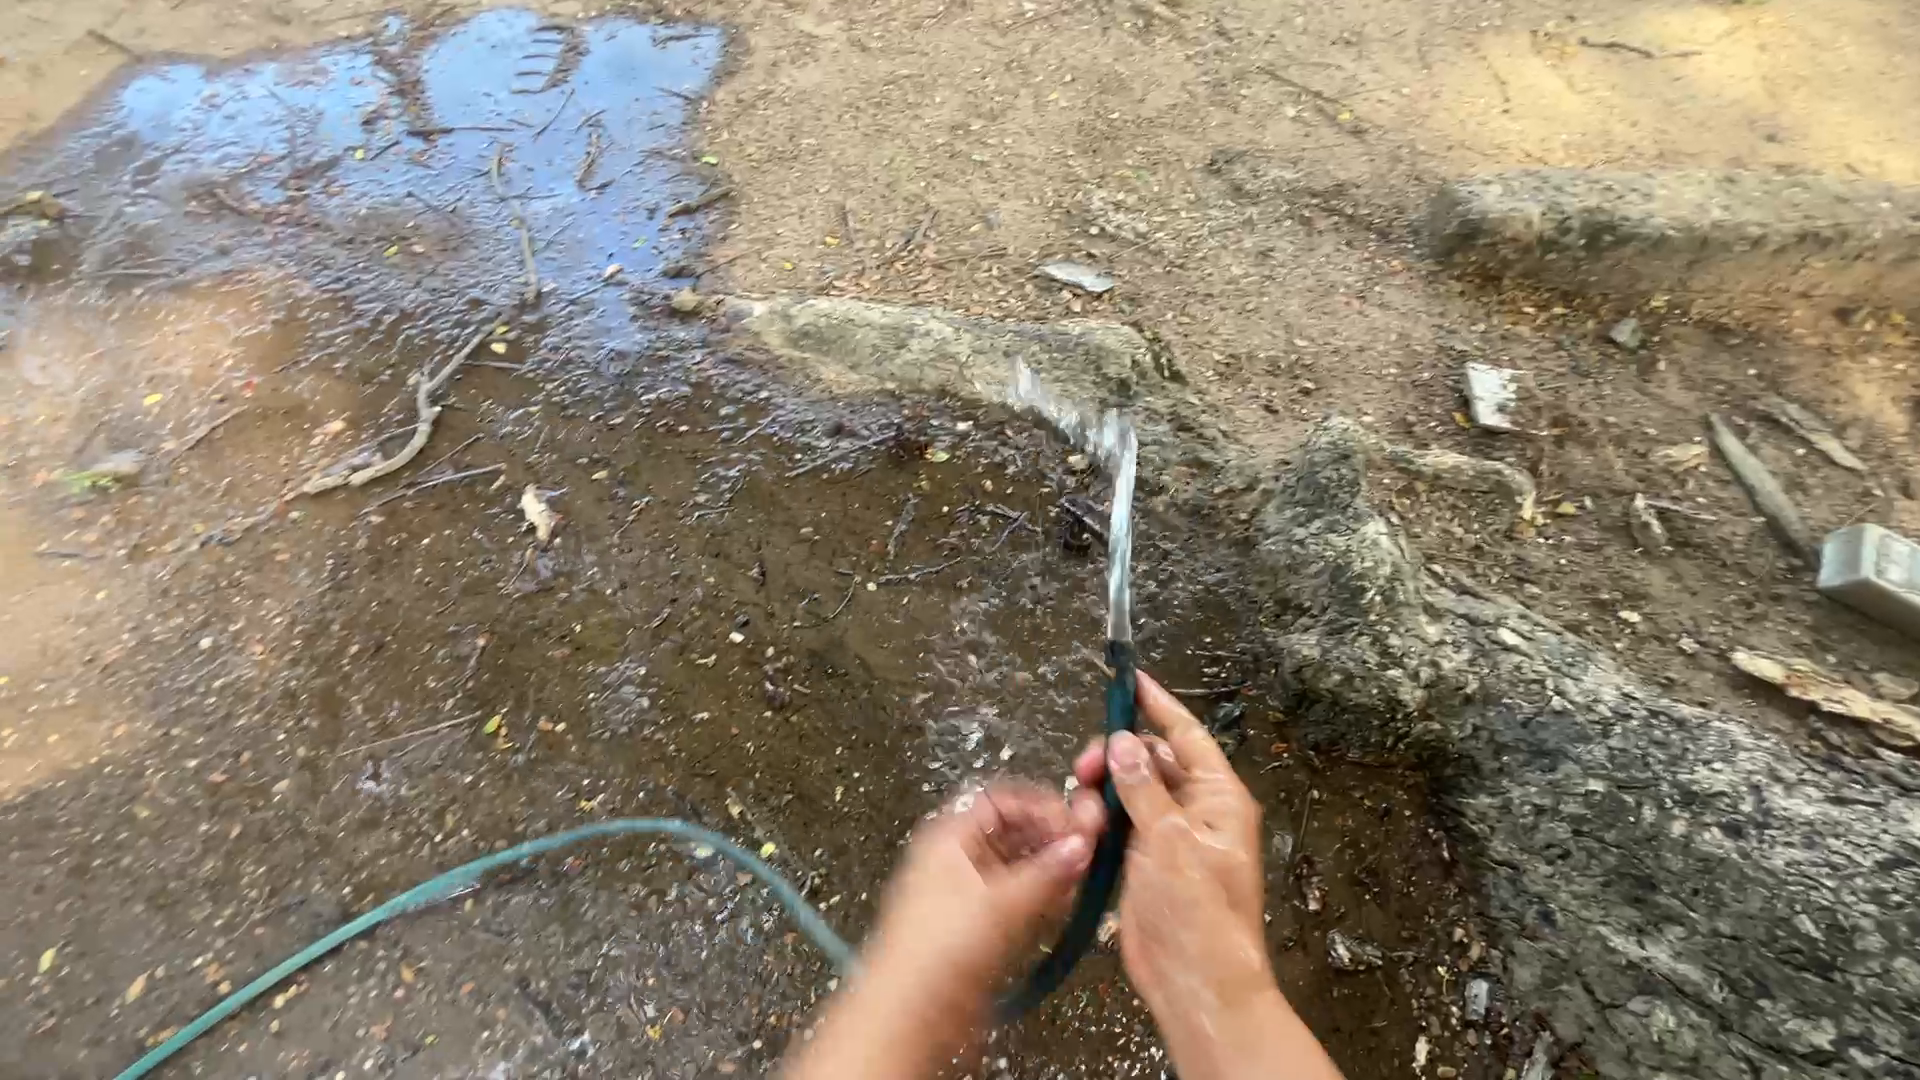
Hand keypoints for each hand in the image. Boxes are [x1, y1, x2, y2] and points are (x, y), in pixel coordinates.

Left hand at [864, 782, 1104, 1009]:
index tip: (1075, 820)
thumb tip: (1081, 843)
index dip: (1040, 805)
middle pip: (1013, 829)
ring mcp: (969, 891)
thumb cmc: (932, 951)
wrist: (908, 1016)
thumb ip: (1048, 871)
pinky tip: (1064, 900)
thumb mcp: (1000, 902)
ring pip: (1019, 863)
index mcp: (949, 834)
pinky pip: (1018, 895)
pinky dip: (1042, 893)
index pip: (1002, 799)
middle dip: (1050, 835)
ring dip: (1050, 865)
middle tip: (1085, 846)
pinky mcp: (980, 925)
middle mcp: (958, 857)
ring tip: (1081, 873)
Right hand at [1075, 671, 1343, 1079]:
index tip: (1130, 678)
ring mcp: (1167, 833)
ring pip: (1127, 787)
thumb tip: (1122, 740)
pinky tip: (1083, 826)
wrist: (1195, 986)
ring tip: (1084, 809)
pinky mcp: (1143, 856)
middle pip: (1148, 758)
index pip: (1185, 735)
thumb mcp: (1170, 842)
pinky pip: (1116, 818)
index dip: (1158, 704)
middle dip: (1114, 755)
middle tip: (1084, 767)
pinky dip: (1098, 815)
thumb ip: (1143, 787)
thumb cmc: (1198, 913)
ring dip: (1102, 789)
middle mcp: (1194, 808)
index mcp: (1217, 797)